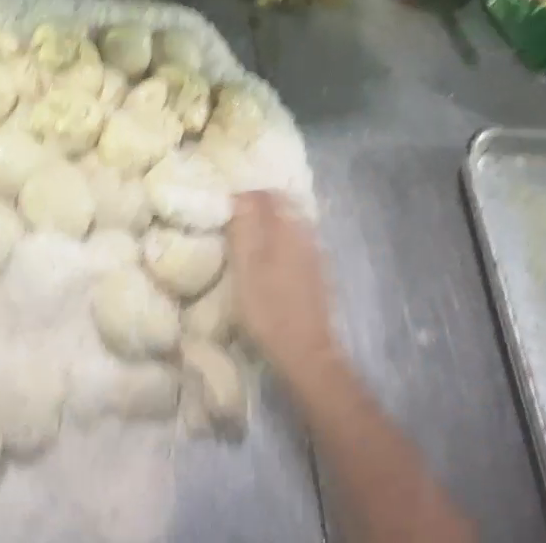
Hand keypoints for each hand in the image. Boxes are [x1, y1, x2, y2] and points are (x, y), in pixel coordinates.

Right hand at [226, 190, 340, 379]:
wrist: (305, 351)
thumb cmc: (268, 308)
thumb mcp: (245, 267)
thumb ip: (245, 228)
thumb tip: (242, 194)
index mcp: (286, 229)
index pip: (266, 194)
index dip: (245, 195)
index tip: (226, 204)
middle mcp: (305, 234)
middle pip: (283, 205)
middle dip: (261, 205)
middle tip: (235, 216)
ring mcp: (316, 253)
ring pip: (292, 223)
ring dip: (273, 222)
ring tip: (250, 234)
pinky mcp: (319, 271)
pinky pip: (299, 240)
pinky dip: (283, 239)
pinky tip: (270, 255)